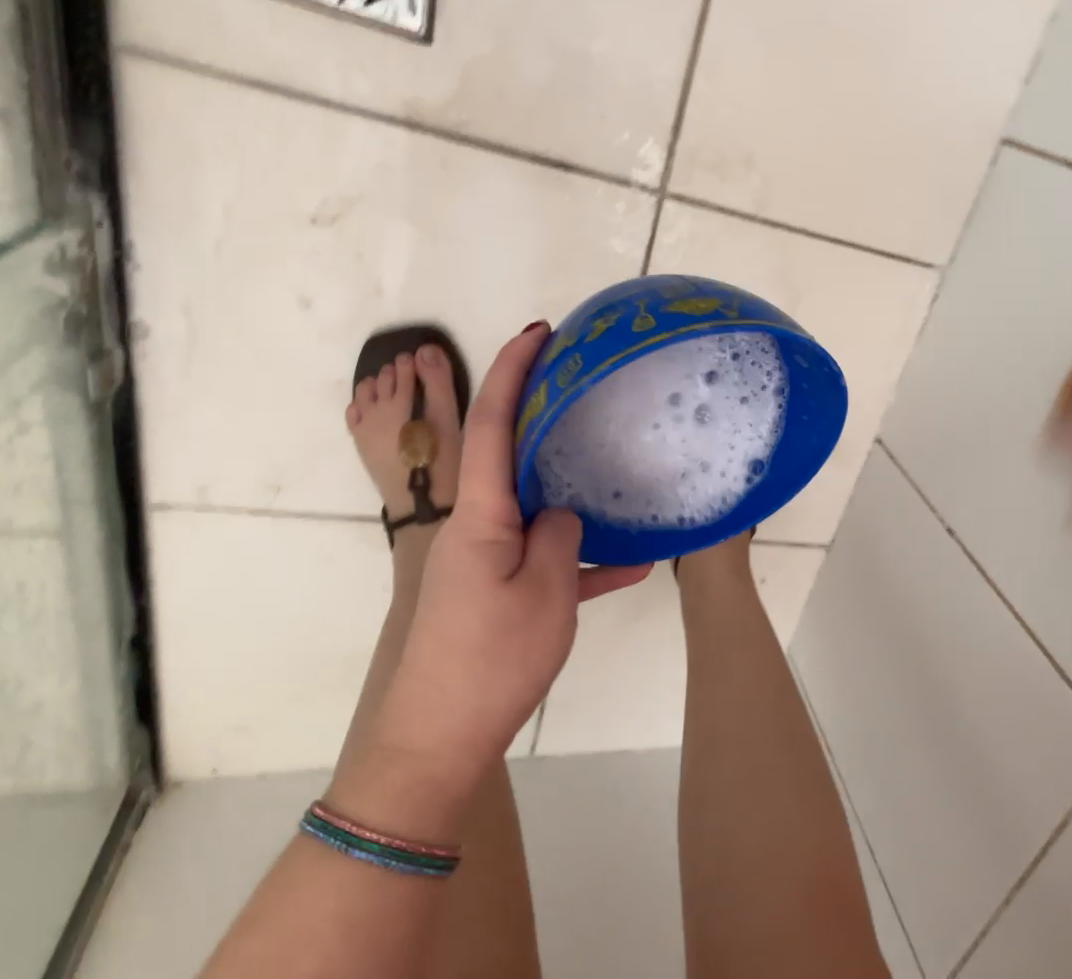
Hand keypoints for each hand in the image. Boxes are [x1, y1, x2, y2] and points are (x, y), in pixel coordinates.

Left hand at [367, 324, 651, 783]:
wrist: (440, 737)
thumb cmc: (492, 657)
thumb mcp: (545, 592)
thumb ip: (561, 540)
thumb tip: (562, 517)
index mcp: (481, 516)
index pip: (494, 426)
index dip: (514, 374)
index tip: (540, 334)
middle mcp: (477, 528)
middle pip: (512, 459)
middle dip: (545, 419)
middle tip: (587, 391)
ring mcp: (486, 562)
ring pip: (535, 511)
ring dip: (574, 496)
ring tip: (620, 478)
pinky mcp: (496, 595)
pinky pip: (542, 561)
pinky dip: (580, 560)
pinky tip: (631, 566)